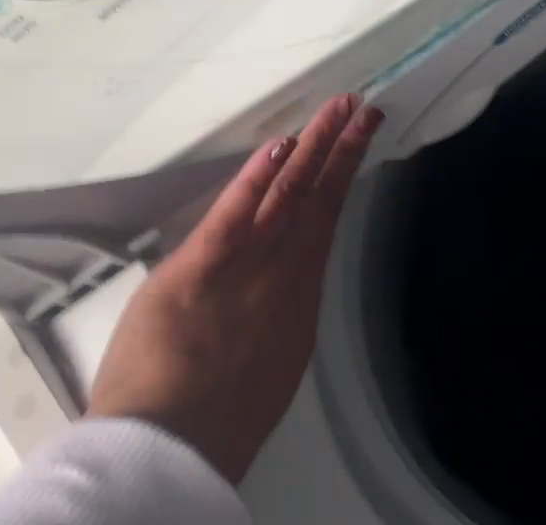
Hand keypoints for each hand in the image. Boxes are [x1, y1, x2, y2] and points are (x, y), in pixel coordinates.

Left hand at [88, 94, 384, 483]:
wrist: (180, 439)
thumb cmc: (229, 407)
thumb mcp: (277, 350)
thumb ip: (280, 306)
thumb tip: (286, 287)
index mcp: (300, 281)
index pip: (327, 211)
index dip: (344, 169)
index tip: (360, 135)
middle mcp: (284, 262)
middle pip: (318, 192)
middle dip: (341, 146)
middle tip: (364, 106)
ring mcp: (245, 262)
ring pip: (286, 192)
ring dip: (312, 145)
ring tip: (337, 108)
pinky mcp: (200, 268)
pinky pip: (233, 215)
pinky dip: (256, 180)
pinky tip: (279, 147)